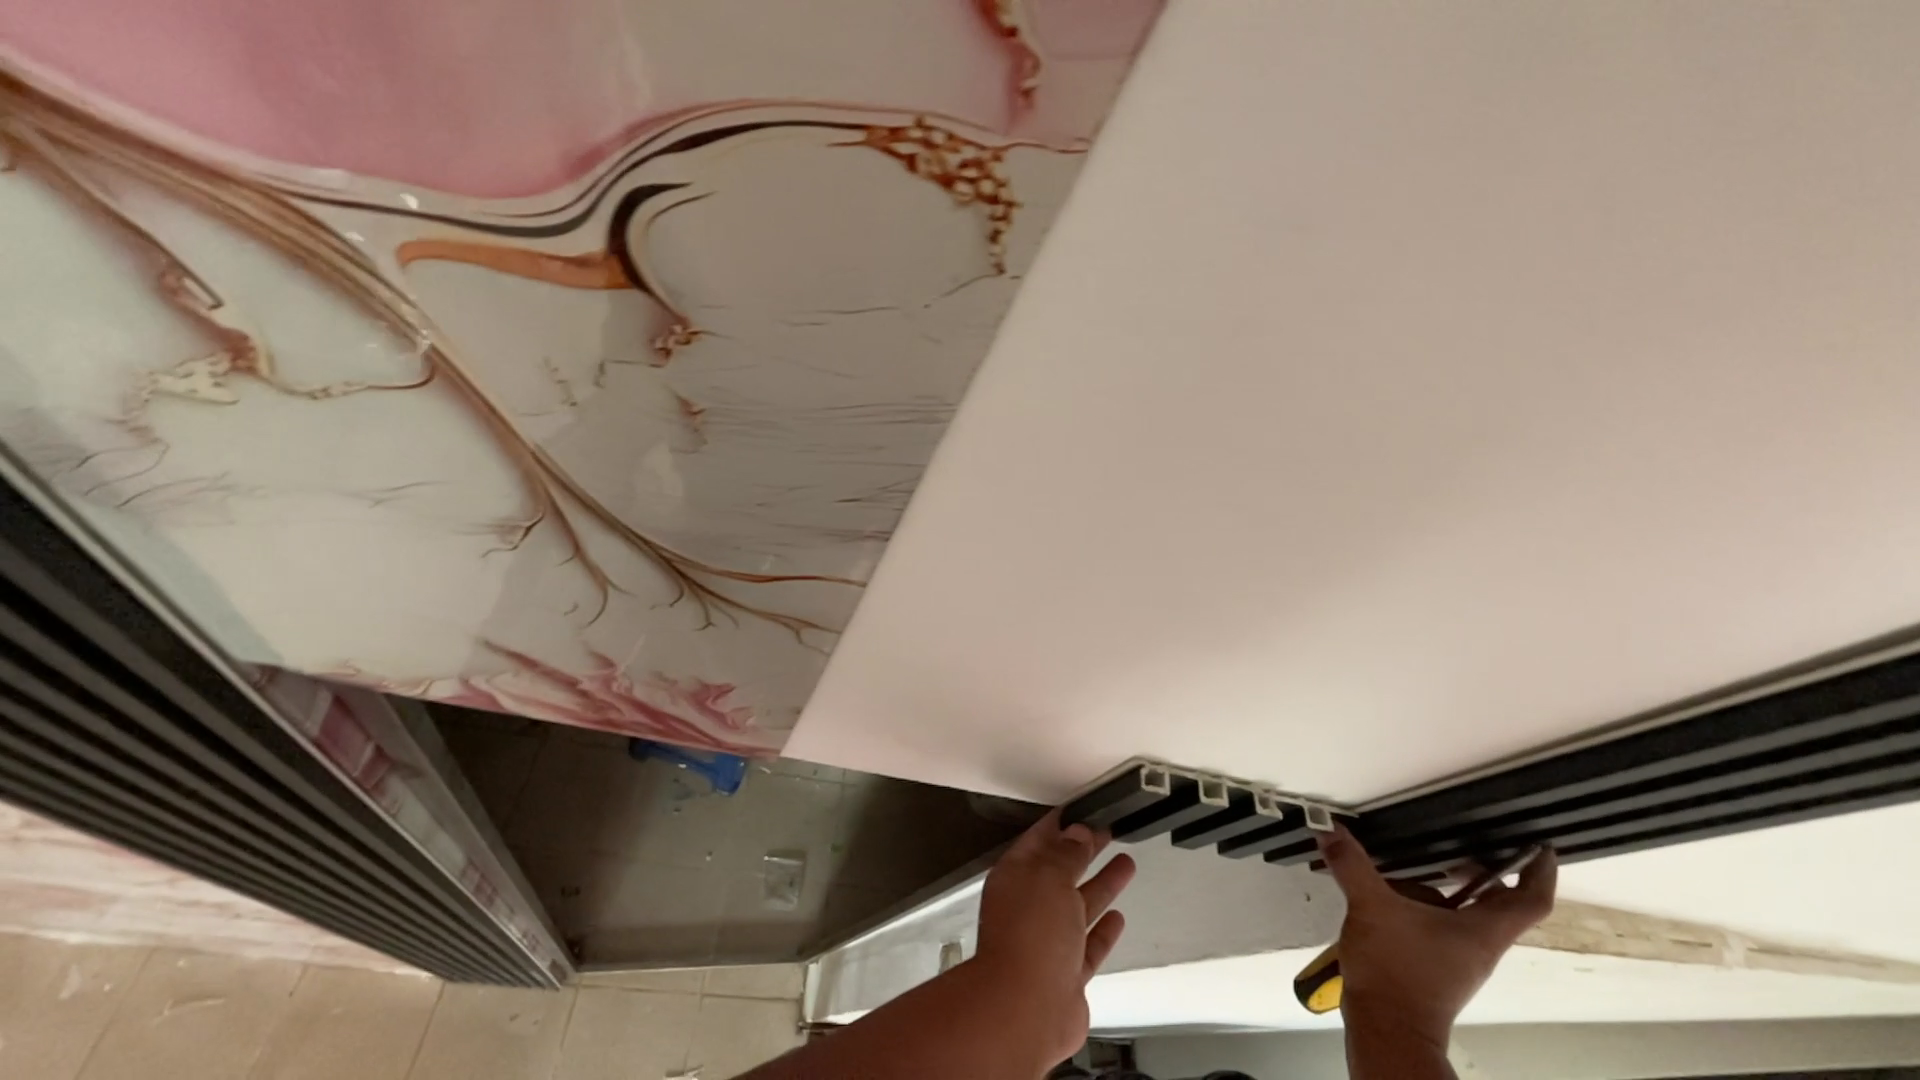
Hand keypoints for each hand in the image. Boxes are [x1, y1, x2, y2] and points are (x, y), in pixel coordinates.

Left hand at [973, 809, 1136, 1062]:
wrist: (1025, 1011)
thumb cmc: (1030, 936)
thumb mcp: (1050, 877)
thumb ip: (1067, 853)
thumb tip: (1077, 832)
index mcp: (1016, 878)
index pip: (1039, 840)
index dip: (1060, 824)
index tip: (1082, 809)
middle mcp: (1029, 908)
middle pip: (1061, 871)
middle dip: (1083, 851)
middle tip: (1107, 832)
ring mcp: (1048, 943)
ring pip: (1078, 905)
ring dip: (1101, 885)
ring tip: (1126, 863)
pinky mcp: (1067, 975)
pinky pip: (1088, 945)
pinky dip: (1103, 930)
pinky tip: (1119, 917)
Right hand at [1319, 826, 1556, 1044]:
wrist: (1386, 1028)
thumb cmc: (1395, 970)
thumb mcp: (1371, 908)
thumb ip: (1351, 865)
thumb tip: (1329, 829)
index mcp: (1483, 930)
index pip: (1531, 899)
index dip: (1539, 870)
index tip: (1538, 846)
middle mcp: (1479, 944)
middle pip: (1500, 904)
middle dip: (1487, 871)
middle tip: (1465, 843)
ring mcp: (1457, 957)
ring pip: (1469, 914)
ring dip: (1454, 887)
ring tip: (1423, 861)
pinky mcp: (1435, 964)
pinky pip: (1443, 925)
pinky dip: (1429, 904)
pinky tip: (1397, 893)